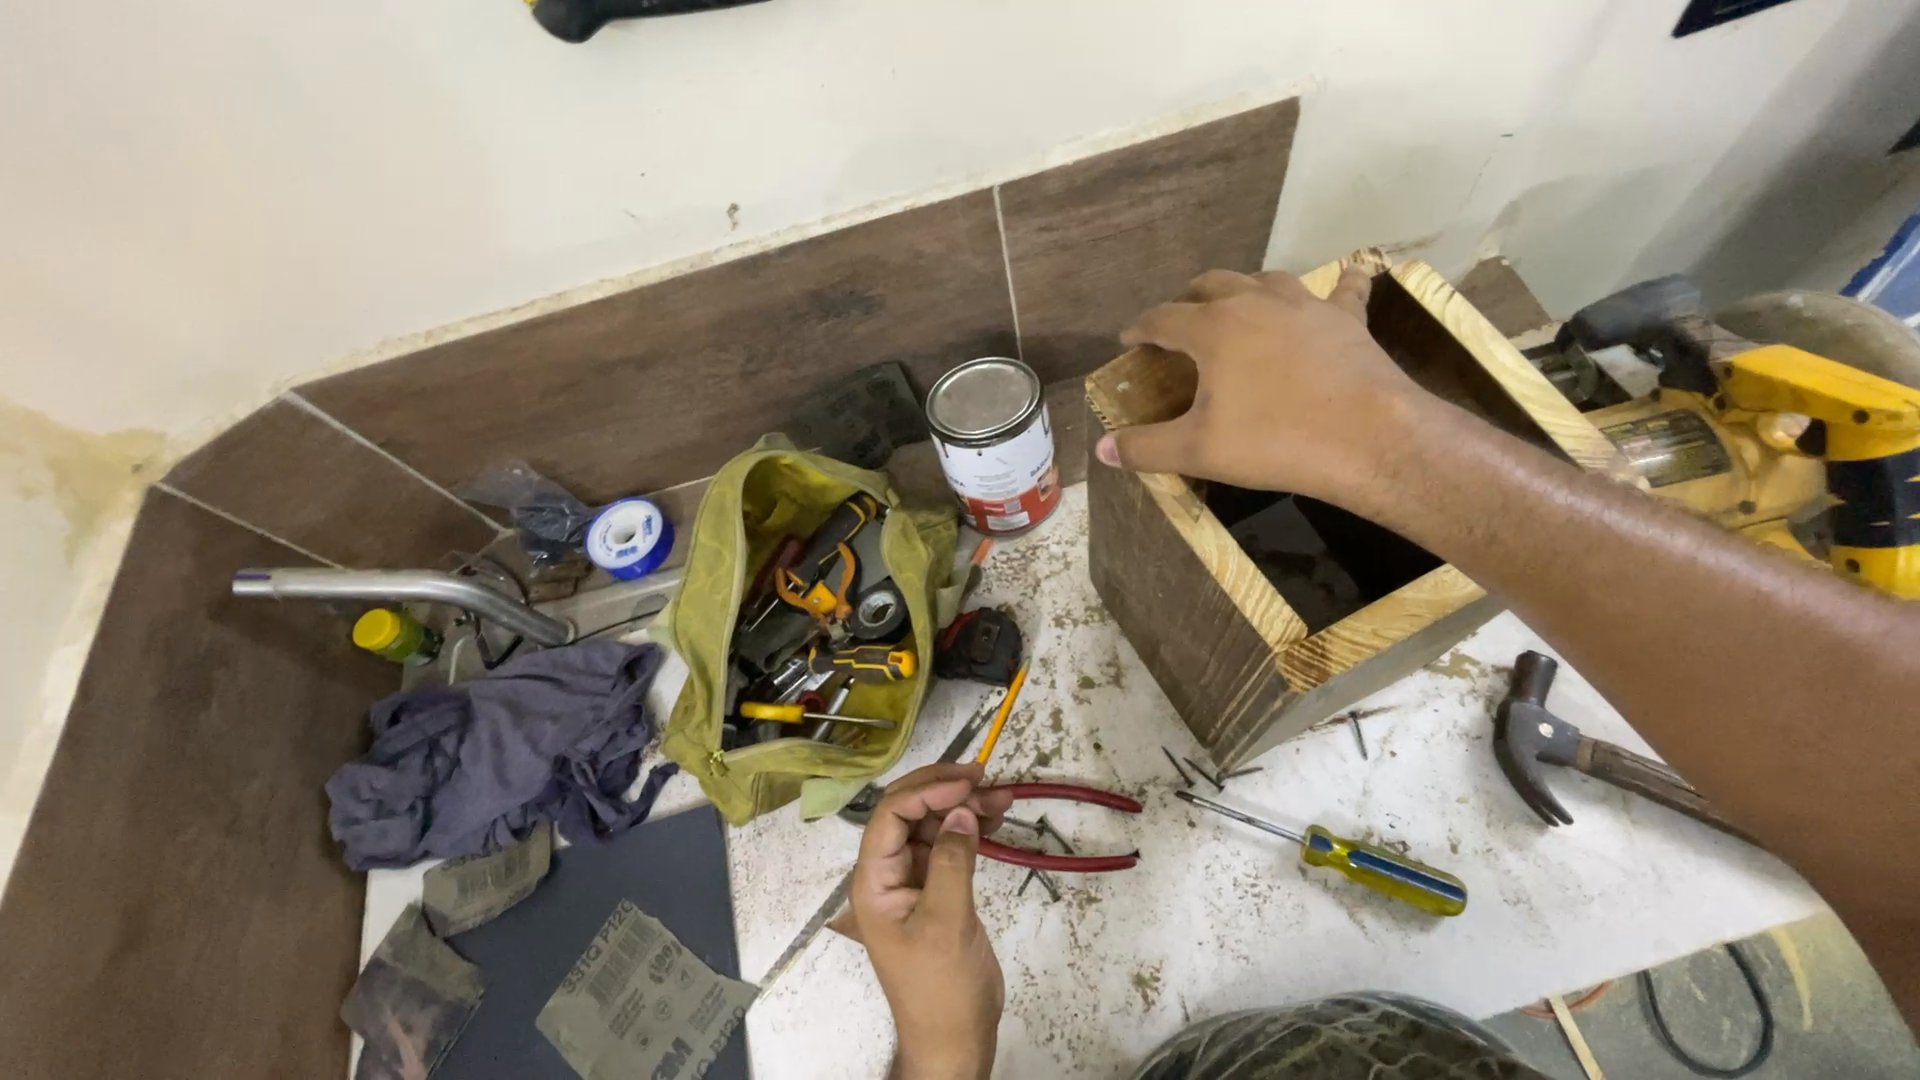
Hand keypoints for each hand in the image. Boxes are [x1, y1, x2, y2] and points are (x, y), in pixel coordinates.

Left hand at [850, 764, 1013, 1079]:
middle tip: (984, 777)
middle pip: (910, 812)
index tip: (966, 783)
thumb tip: (962, 810)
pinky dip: (974, 827)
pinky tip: (998, 816)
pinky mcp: (940, 888)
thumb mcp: (945, 924)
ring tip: (1002, 794)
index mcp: (874, 880)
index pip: (890, 816)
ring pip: (934, 824)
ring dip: (965, 805)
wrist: (956, 1039)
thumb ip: (951, 862)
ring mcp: (915, 879)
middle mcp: (890, 872)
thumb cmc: (941, 988)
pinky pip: (952, 844)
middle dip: (944, 789)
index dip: (925, 791)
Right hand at [1094, 268, 1434, 506]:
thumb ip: (1144, 448)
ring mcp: (1305, 305)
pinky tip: (1340, 287)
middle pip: (1210, 285)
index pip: (1162, 318)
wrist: (1367, 439)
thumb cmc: (1273, 441)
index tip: (1129, 341)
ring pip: (1265, 279)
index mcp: (1212, 328)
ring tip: (1236, 309)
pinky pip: (1340, 290)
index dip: (1140, 329)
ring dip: (1243, 290)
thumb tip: (1102, 450)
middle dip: (1186, 300)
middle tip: (1178, 325)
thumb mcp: (1196, 451)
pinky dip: (1334, 288)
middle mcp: (1254, 302)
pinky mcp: (1347, 319)